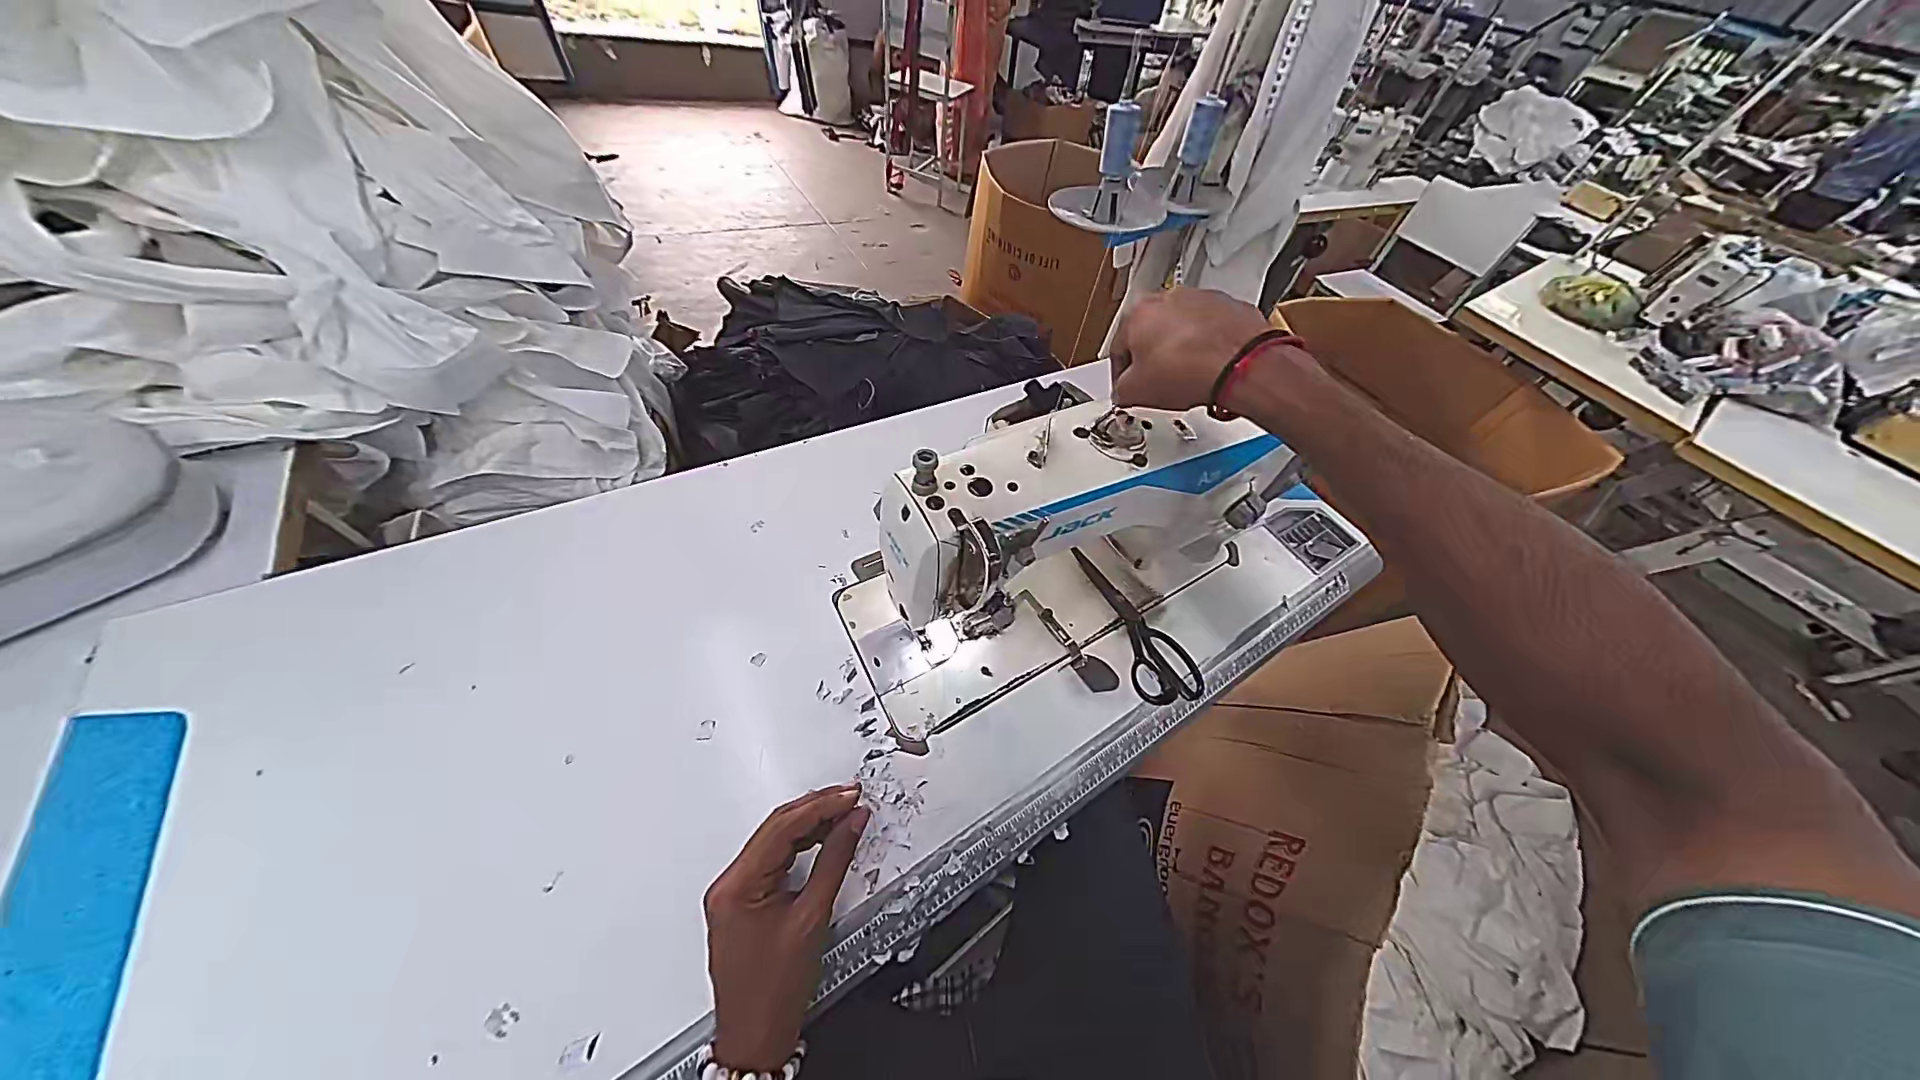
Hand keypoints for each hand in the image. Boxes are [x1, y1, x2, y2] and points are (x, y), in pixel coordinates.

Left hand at [705, 784, 870, 1071]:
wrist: (756, 1036)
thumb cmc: (773, 992)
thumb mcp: (813, 917)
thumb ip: (835, 860)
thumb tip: (850, 824)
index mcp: (738, 886)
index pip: (782, 827)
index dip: (820, 806)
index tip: (848, 796)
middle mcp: (730, 883)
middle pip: (776, 827)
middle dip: (816, 807)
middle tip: (849, 796)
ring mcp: (734, 891)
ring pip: (775, 838)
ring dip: (810, 822)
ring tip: (843, 811)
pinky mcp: (744, 898)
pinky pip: (775, 856)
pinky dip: (801, 843)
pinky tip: (824, 836)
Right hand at [1110, 287, 1281, 410]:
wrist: (1241, 365)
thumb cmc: (1191, 369)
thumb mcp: (1136, 392)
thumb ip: (1122, 389)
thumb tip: (1125, 391)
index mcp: (1137, 313)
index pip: (1118, 349)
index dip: (1120, 375)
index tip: (1126, 388)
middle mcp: (1168, 298)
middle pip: (1151, 334)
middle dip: (1152, 359)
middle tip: (1156, 383)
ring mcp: (1201, 300)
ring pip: (1180, 330)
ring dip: (1179, 352)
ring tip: (1185, 379)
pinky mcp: (1229, 307)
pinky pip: (1209, 331)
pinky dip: (1207, 348)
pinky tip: (1208, 370)